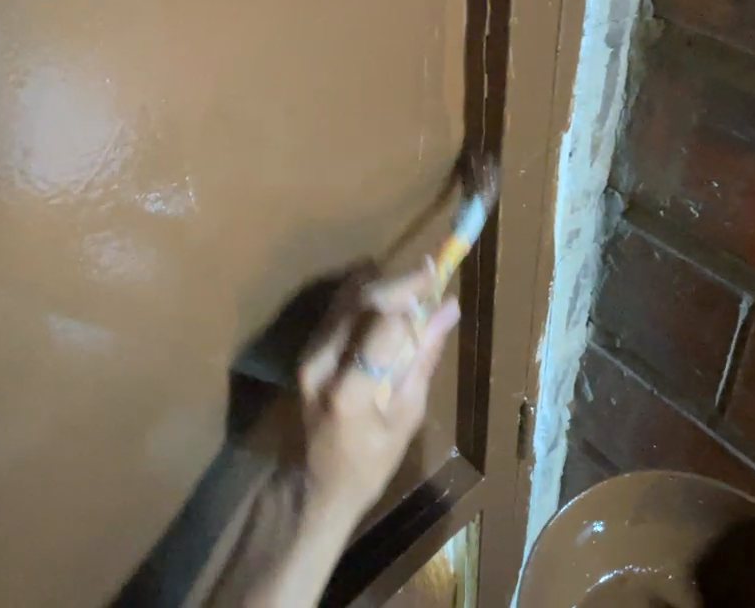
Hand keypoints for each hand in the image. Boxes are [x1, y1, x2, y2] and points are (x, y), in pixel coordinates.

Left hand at [295, 260, 461, 525]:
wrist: (315, 484)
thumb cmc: (371, 463)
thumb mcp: (407, 416)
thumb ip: (423, 357)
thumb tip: (448, 309)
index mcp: (350, 391)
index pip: (383, 325)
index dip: (410, 295)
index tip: (436, 275)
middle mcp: (322, 363)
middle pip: (361, 302)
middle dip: (398, 282)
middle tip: (429, 270)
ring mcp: (308, 354)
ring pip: (345, 300)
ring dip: (381, 284)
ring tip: (412, 280)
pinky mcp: (306, 350)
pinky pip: (337, 311)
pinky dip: (364, 297)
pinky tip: (386, 295)